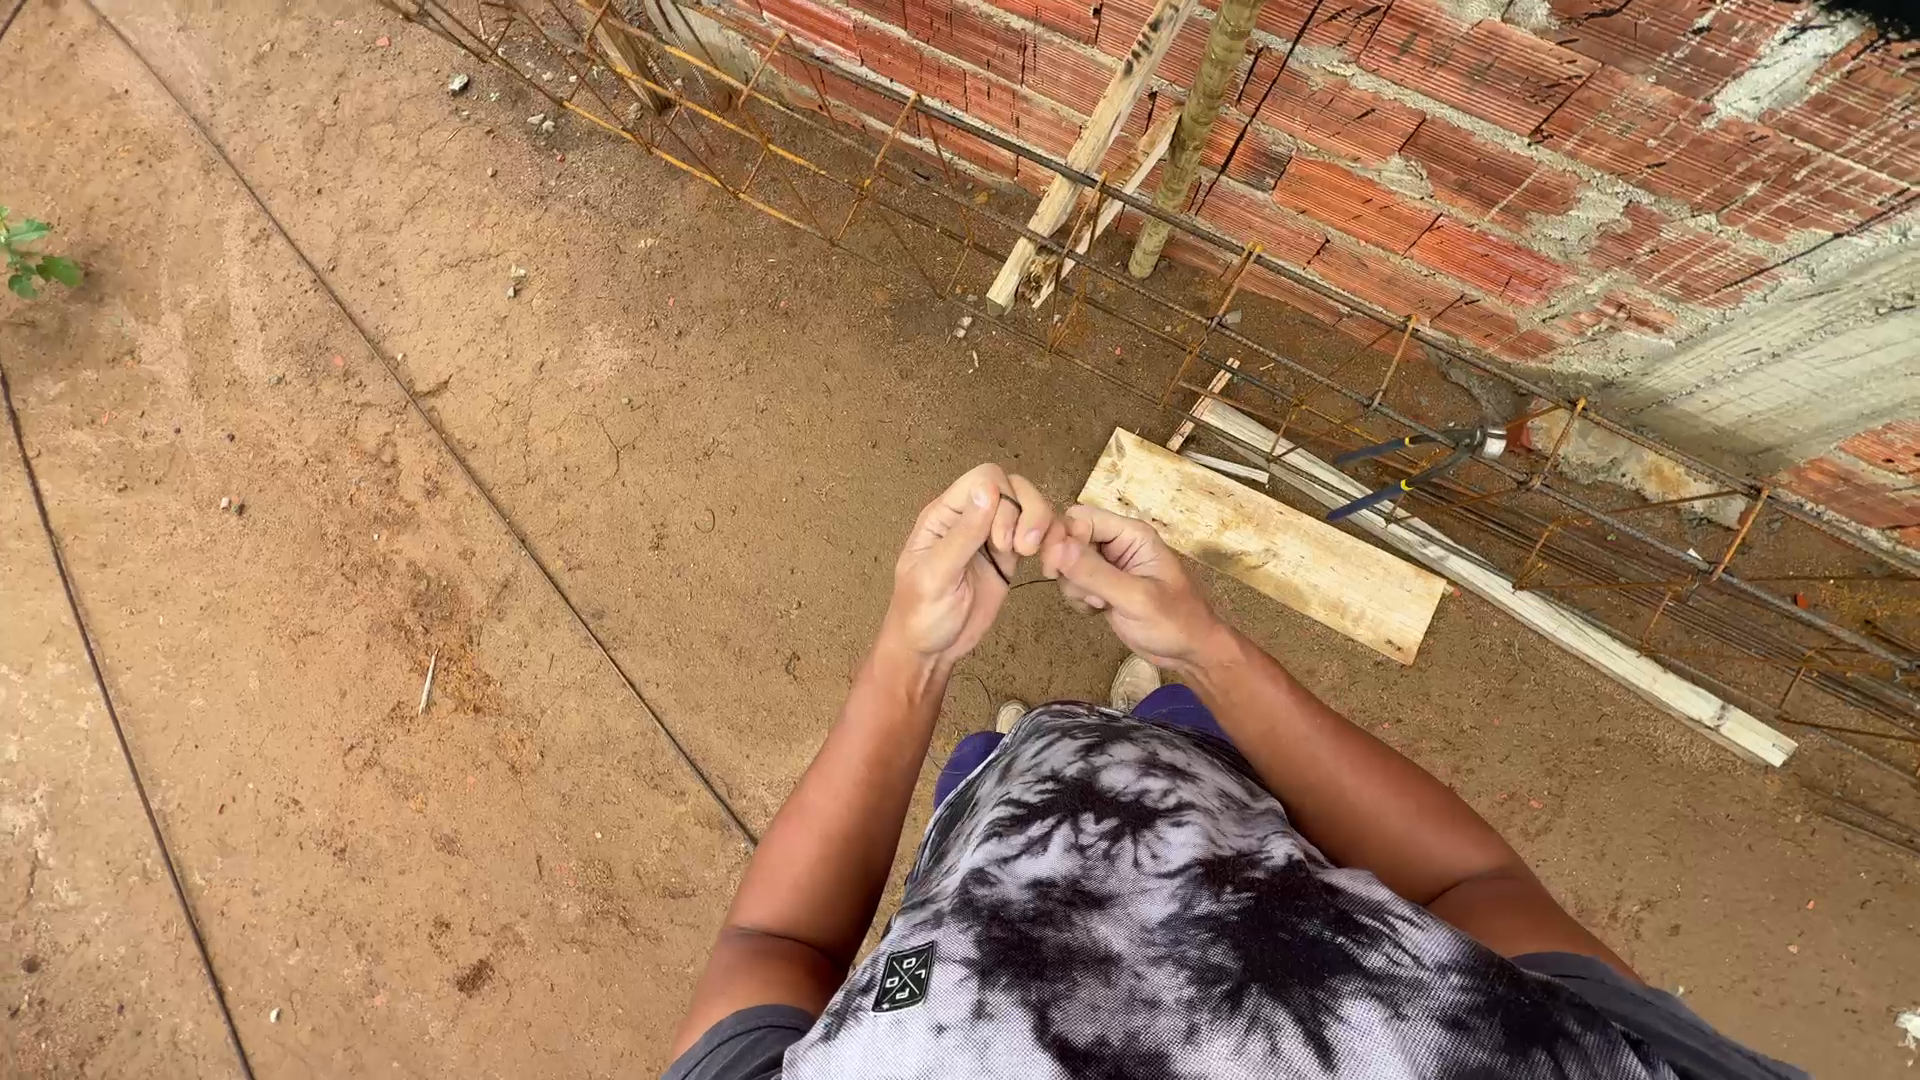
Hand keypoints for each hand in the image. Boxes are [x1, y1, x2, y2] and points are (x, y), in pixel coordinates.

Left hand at [880, 465, 1052, 668]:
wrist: (930, 650)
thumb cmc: (921, 614)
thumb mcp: (936, 576)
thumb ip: (962, 534)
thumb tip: (988, 490)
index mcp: (945, 515)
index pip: (985, 479)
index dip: (1004, 501)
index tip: (1002, 542)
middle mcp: (970, 517)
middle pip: (1014, 487)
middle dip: (1029, 513)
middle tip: (1022, 551)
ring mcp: (991, 535)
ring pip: (1030, 507)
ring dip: (1043, 526)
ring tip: (1039, 558)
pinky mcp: (1009, 556)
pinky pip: (1038, 533)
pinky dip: (1052, 541)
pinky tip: (1050, 564)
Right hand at [1041, 504, 1228, 670]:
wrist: (1189, 652)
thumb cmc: (1175, 621)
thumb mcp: (1135, 598)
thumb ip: (1095, 573)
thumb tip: (1056, 547)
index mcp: (1130, 534)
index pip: (1080, 518)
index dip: (1063, 539)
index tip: (1057, 569)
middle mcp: (1117, 543)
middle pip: (1069, 539)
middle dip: (1067, 567)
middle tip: (1086, 592)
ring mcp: (1108, 565)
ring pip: (1068, 564)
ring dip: (1075, 587)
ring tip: (1100, 604)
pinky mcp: (1101, 586)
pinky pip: (1074, 583)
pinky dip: (1078, 599)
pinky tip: (1099, 611)